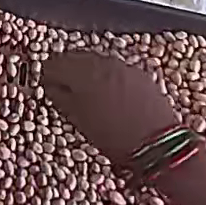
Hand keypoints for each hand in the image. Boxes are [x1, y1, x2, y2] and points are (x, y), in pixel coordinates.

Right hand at [41, 50, 181, 162]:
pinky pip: (114, 68)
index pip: (53, 63)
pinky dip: (106, 76)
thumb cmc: (113, 137)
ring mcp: (122, 66)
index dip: (46, 74)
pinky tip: (108, 93)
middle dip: (65, 70)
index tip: (44, 84)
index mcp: (81, 73)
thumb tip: (49, 84)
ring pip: (95, 61)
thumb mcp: (78, 120)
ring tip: (85, 92)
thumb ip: (59, 96)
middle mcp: (101, 62)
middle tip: (61, 87)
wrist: (161, 146)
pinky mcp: (139, 74)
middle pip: (74, 57)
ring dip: (86, 71)